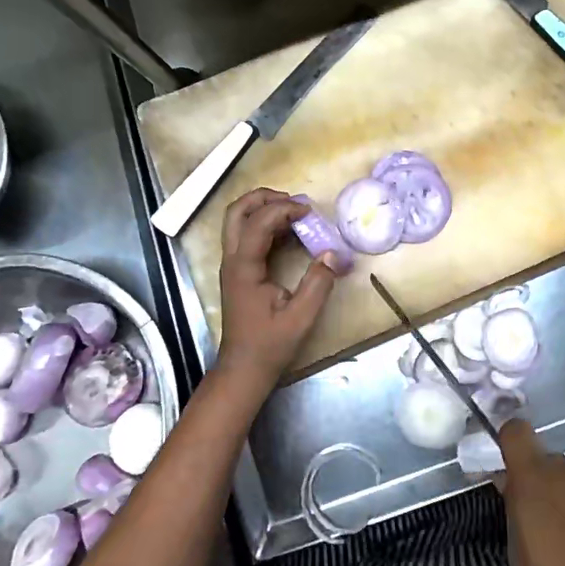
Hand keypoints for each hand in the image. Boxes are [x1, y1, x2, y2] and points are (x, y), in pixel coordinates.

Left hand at [216, 188, 339, 381]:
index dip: (284, 210)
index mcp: (243, 267)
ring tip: (293, 212)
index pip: (258, 222)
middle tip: (293, 201)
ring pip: (237, 221)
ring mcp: (231, 264)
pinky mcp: (237, 271)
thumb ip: (317, 283)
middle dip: (263, 198)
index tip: (310, 213)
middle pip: (236, 211)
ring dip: (262, 209)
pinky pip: (245, 236)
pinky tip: (287, 232)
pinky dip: (263, 224)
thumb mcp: (301, 317)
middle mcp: (231, 260)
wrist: (244, 367)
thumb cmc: (269, 345)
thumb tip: (333, 254)